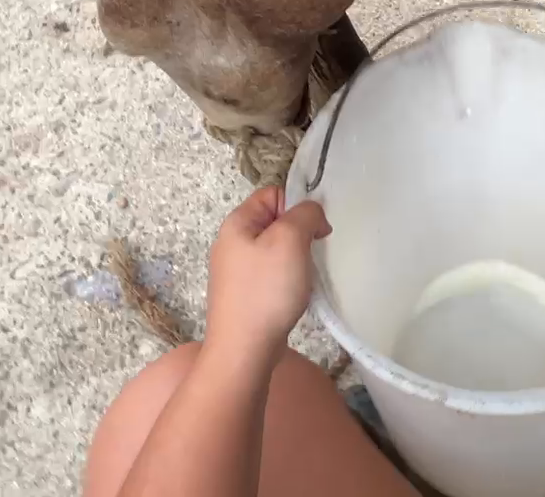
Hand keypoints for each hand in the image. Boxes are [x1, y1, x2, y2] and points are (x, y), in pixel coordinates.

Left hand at [204, 187, 330, 358]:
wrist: (244, 351)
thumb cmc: (266, 290)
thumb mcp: (290, 239)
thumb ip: (306, 213)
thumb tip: (312, 215)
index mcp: (237, 222)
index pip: (274, 193)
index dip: (297, 206)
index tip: (313, 230)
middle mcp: (232, 242)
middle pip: (276, 220)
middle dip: (299, 233)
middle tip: (310, 253)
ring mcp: (236, 270)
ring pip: (276, 248)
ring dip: (296, 258)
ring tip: (302, 277)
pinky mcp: (244, 294)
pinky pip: (272, 272)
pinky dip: (287, 278)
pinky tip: (293, 294)